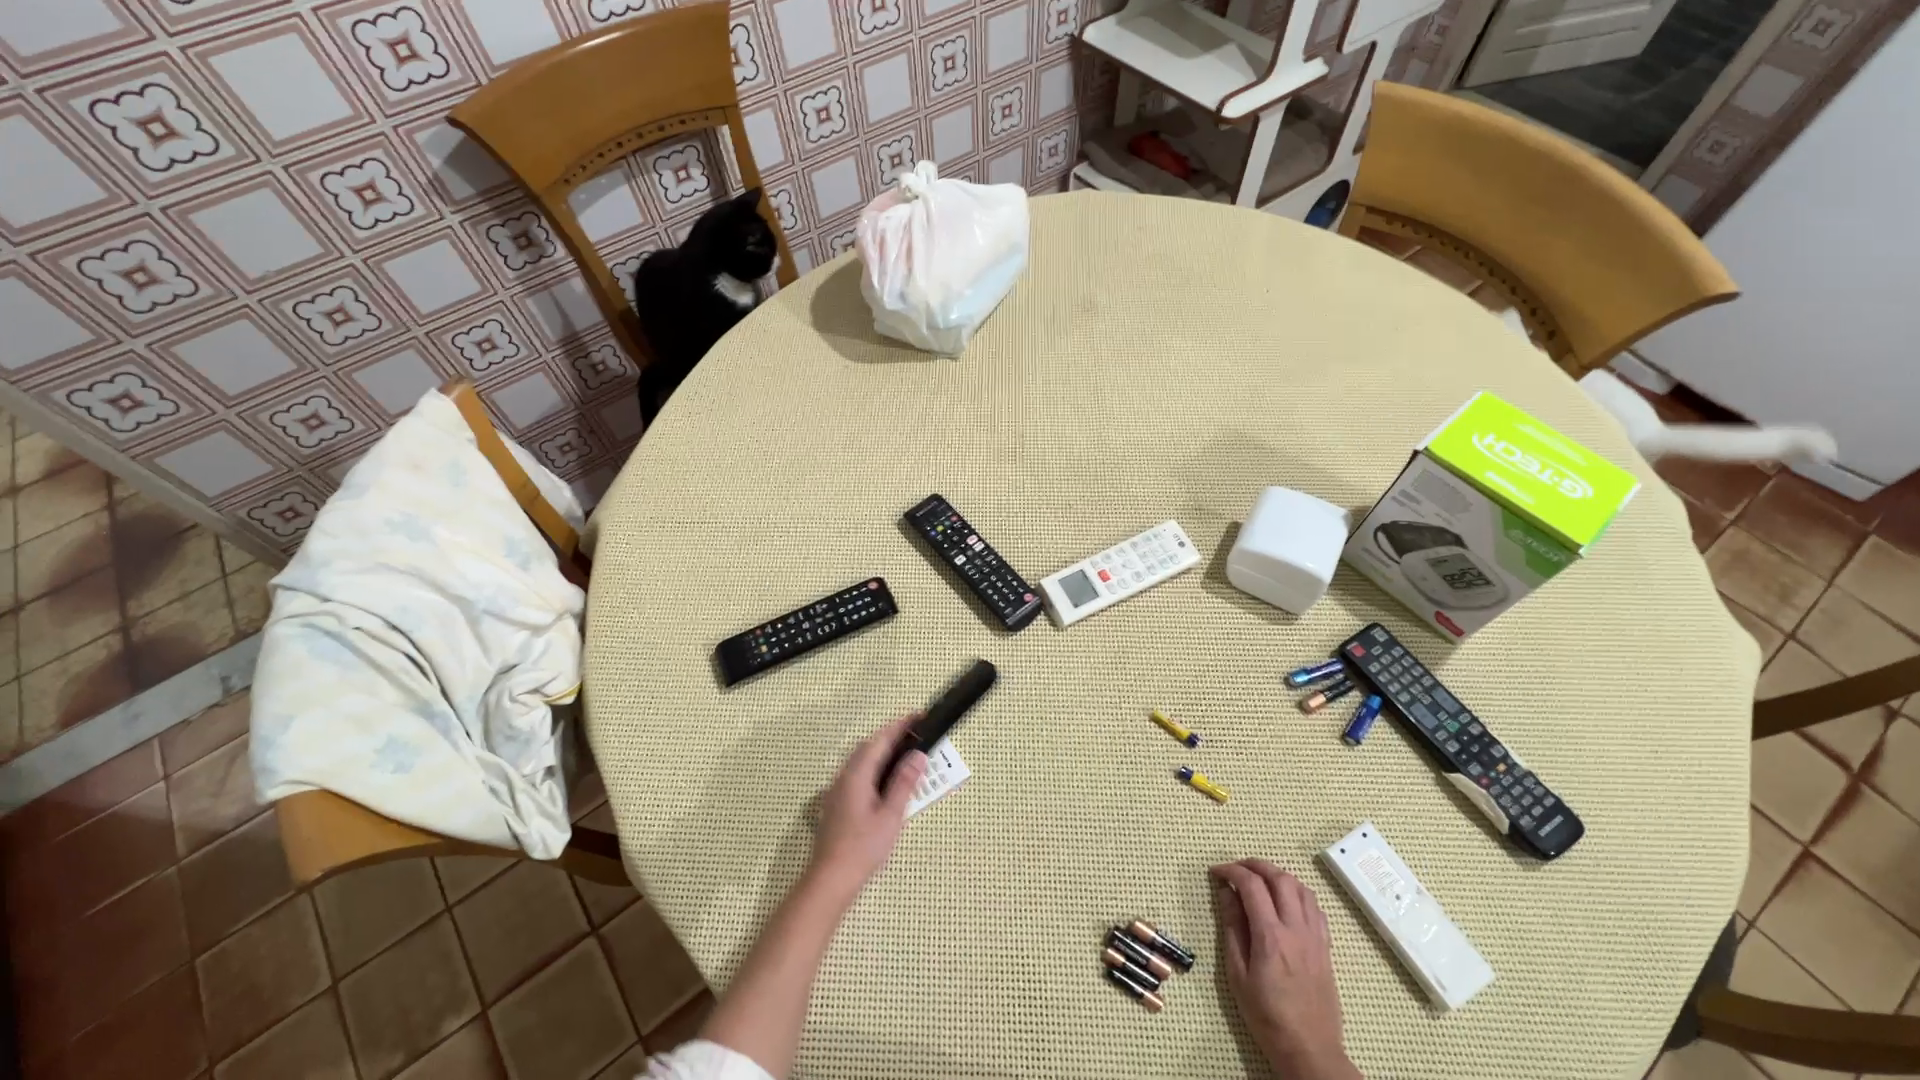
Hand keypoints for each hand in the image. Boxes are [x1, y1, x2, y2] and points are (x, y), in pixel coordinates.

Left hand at [812, 715, 927, 894]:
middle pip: (868, 747)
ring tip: (905, 754)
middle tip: (916, 734)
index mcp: (857, 774)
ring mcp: (837, 790)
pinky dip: (874, 768)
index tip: (918, 715)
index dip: (899, 726)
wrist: (831, 878)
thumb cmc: (863, 847)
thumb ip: (904, 783)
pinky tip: (886, 782)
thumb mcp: (891, 815)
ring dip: (882, 752)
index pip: (880, 740)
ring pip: (861, 761)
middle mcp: (844, 777)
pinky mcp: (837, 804)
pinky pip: (858, 774)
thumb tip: (917, 755)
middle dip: (891, 736)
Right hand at [1211, 859, 1359, 1079]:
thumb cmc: (1266, 1016)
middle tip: (1235, 869)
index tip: (1215, 873)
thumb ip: (1232, 929)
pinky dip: (1297, 892)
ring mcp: (1315, 936)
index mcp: (1271, 936)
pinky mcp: (1326, 945)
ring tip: (1259, 880)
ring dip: (1278, 875)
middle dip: (1255, 865)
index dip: (1231, 871)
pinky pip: (1315, 906)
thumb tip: (1225, 894)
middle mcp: (1296, 929)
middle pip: (1279, 878)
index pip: (1251, 886)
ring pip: (1301, 887)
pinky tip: (1285, 901)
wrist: (1309, 1048)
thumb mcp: (1237, 975)